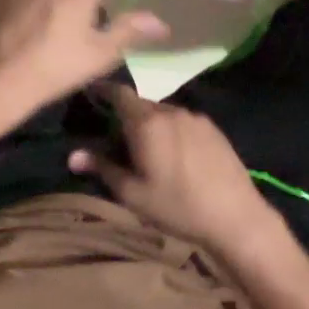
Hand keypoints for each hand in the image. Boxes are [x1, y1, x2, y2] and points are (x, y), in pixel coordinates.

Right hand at [69, 83, 278, 252]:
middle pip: (141, 104)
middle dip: (125, 116)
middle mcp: (172, 112)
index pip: (120, 94)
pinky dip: (171, 131)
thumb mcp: (132, 193)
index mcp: (147, 123)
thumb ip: (102, 168)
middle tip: (113, 137)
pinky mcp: (214, 131)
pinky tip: (173, 156)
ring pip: (164, 114)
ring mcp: (197, 119)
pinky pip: (183, 123)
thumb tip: (72, 155)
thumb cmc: (176, 206)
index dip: (103, 91)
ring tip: (144, 150)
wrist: (235, 217)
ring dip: (150, 125)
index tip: (90, 95)